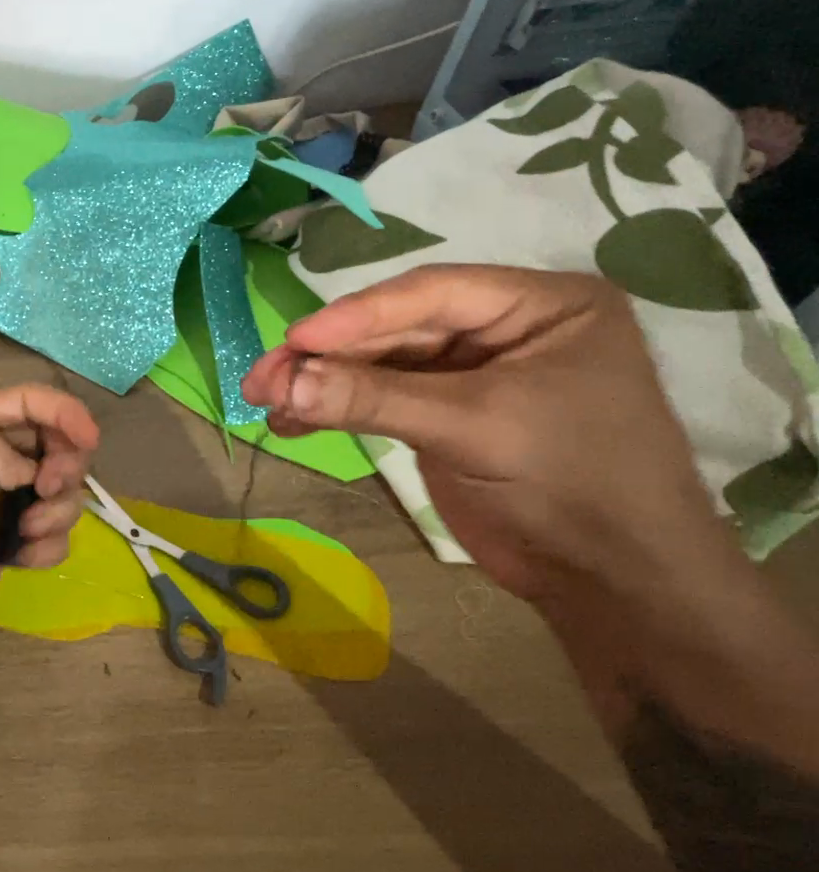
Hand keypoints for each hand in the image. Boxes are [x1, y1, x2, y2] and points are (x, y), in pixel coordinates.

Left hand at [0, 385, 99, 650]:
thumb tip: (29, 468)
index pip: (23, 400)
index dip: (62, 410)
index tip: (89, 440)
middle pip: (52, 441)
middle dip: (62, 467)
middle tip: (46, 492)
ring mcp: (3, 498)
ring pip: (60, 487)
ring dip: (55, 511)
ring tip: (26, 532)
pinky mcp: (16, 534)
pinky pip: (55, 528)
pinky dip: (47, 544)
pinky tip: (19, 559)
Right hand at [241, 265, 731, 606]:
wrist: (610, 577)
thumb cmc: (570, 481)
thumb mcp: (473, 426)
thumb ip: (374, 399)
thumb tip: (281, 384)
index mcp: (543, 306)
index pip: (432, 293)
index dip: (355, 316)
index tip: (292, 341)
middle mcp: (505, 328)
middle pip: (394, 328)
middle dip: (326, 355)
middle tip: (260, 380)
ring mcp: (471, 373)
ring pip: (377, 363)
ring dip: (320, 383)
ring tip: (263, 402)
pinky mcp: (443, 415)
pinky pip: (377, 398)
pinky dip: (332, 410)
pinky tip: (290, 423)